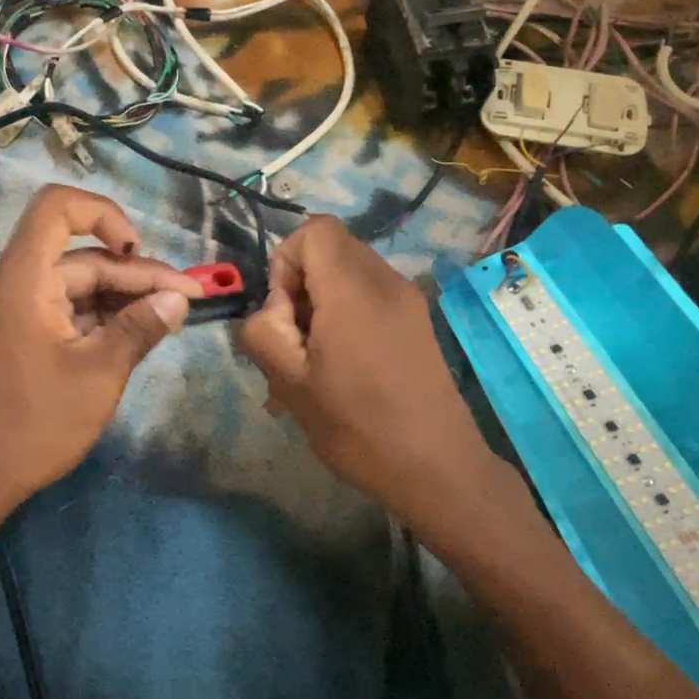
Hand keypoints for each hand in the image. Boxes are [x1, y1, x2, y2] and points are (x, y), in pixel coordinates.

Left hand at [0, 186, 201, 501]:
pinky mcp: (15, 332)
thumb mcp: (99, 374)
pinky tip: (136, 330)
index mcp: (23, 280)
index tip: (138, 251)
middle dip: (134, 273)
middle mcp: (11, 283)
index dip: (104, 215)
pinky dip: (97, 315)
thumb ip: (140, 328)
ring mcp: (10, 308)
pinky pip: (61, 307)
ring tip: (170, 315)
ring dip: (121, 296)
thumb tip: (178, 298)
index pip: (57, 208)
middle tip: (186, 298)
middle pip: (78, 255)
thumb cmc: (38, 423)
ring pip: (74, 283)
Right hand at [238, 215, 527, 535]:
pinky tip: (338, 371)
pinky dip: (344, 318)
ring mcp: (408, 301)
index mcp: (353, 290)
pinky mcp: (417, 323)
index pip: (313, 230)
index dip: (284, 262)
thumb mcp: (290, 383)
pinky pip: (368, 297)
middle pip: (330, 249)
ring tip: (313, 363)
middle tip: (295, 341)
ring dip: (319, 305)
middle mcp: (386, 282)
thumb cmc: (357, 427)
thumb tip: (267, 312)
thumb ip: (262, 333)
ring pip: (347, 274)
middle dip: (299, 286)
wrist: (437, 468)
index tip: (283, 316)